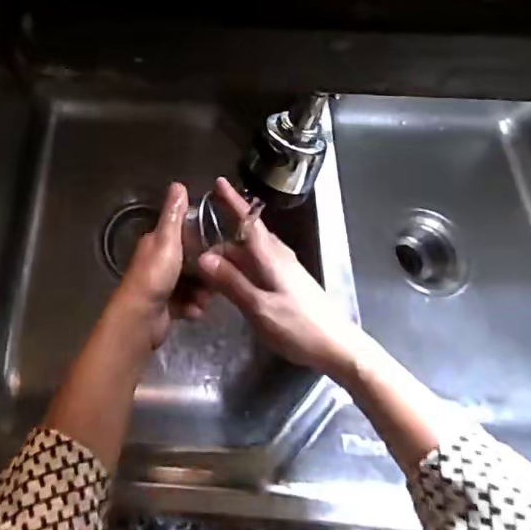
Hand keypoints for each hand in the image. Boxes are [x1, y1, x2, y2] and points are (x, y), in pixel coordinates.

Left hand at [112, 182, 209, 348]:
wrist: (140, 318)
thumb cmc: (156, 274)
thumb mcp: (167, 239)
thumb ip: (174, 215)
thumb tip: (178, 183)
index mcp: (157, 242)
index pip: (184, 232)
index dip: (202, 237)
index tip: (220, 244)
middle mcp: (158, 260)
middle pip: (191, 259)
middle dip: (206, 269)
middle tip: (217, 277)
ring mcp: (162, 284)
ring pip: (192, 282)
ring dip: (202, 291)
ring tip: (205, 299)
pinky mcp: (166, 306)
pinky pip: (187, 302)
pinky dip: (193, 306)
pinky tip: (195, 311)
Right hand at [195, 178, 365, 379]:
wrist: (337, 346)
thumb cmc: (299, 327)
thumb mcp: (260, 308)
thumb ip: (232, 282)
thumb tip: (204, 257)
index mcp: (271, 256)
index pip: (247, 221)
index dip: (233, 201)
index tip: (218, 182)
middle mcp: (277, 255)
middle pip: (242, 240)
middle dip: (218, 244)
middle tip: (193, 258)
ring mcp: (283, 269)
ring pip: (248, 254)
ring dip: (227, 260)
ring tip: (204, 276)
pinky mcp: (286, 282)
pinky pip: (255, 266)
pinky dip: (238, 270)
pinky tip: (227, 286)